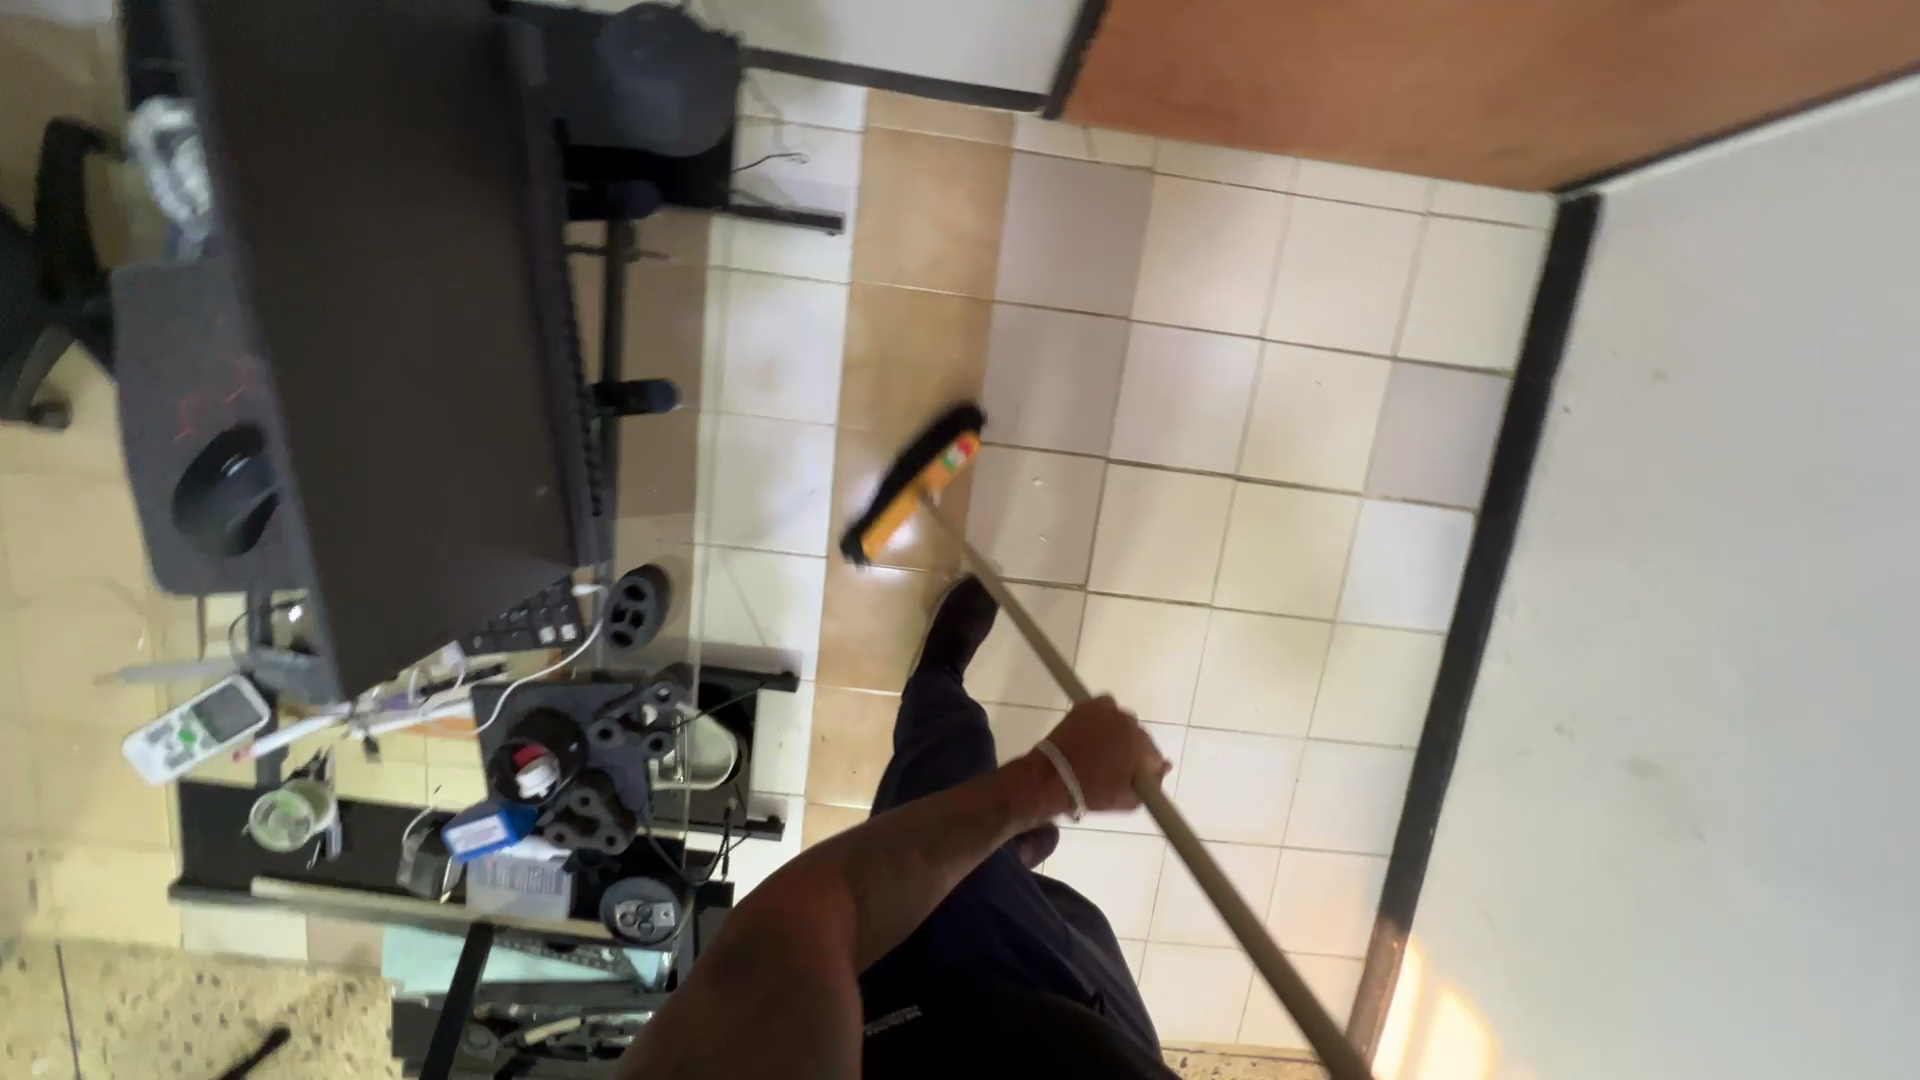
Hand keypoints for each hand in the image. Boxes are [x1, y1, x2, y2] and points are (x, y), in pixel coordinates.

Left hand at [1036, 696, 1169, 813]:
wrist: (1053, 776)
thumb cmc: (1092, 792)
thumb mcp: (1128, 800)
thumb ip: (1153, 784)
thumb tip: (1165, 766)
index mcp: (1141, 747)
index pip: (1155, 757)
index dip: (1146, 769)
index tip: (1133, 777)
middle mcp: (1129, 724)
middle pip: (1140, 737)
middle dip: (1132, 750)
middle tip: (1115, 764)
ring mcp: (1109, 711)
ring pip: (1124, 721)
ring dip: (1119, 732)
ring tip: (1102, 747)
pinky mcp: (1089, 705)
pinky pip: (1106, 706)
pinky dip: (1105, 715)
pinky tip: (1096, 729)